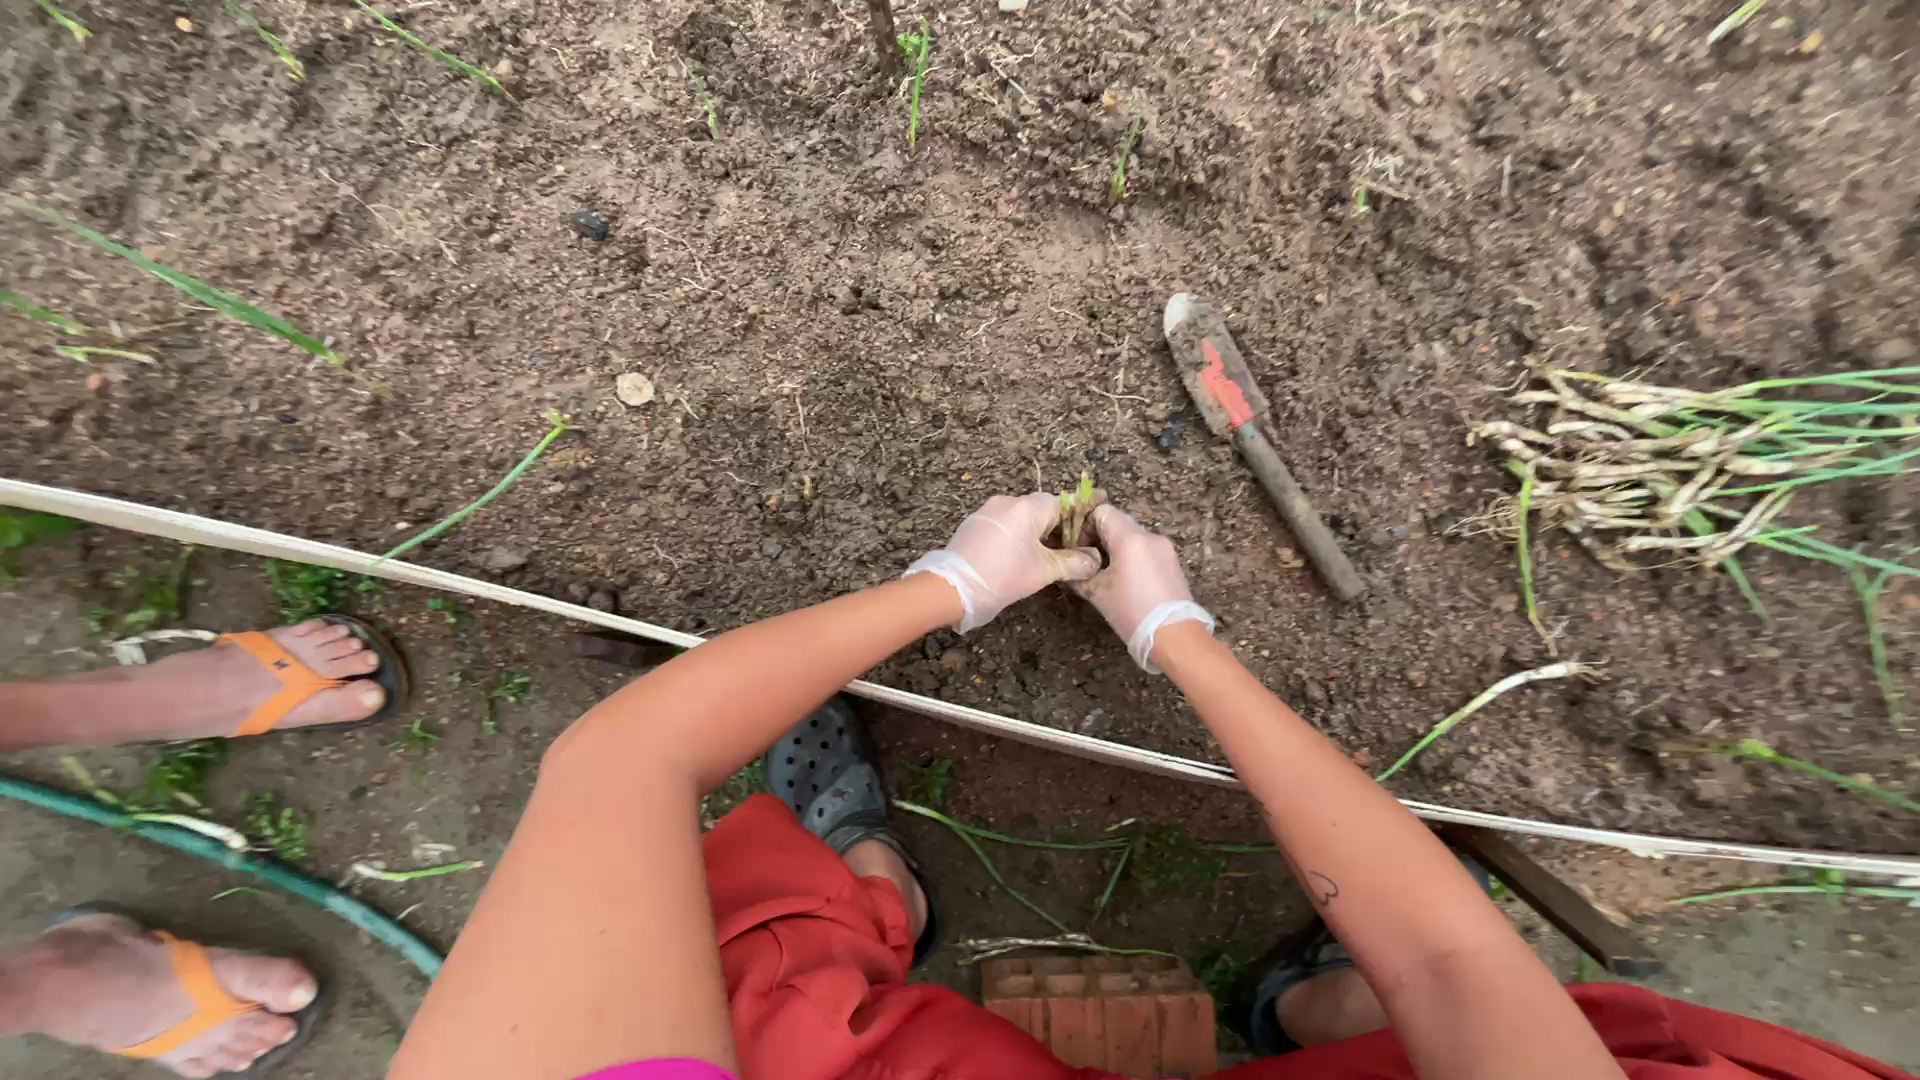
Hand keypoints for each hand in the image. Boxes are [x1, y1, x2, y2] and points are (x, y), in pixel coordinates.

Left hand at [904, 493, 1101, 631]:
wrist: (951, 588)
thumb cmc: (1001, 577)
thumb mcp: (1043, 571)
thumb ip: (1072, 562)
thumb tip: (1093, 559)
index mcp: (1027, 507)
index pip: (1063, 502)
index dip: (1082, 510)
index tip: (1099, 508)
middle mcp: (1007, 502)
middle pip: (1043, 508)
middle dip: (1061, 525)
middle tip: (1077, 544)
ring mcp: (988, 512)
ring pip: (1023, 516)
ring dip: (1040, 531)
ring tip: (1053, 554)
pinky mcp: (975, 525)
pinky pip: (1006, 523)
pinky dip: (1020, 534)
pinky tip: (1026, 554)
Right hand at [1071, 504, 1214, 671]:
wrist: (1175, 637)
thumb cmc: (1132, 612)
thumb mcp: (1097, 593)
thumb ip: (1078, 575)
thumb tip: (1067, 569)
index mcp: (1130, 538)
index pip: (1102, 512)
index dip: (1084, 525)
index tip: (1076, 547)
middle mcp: (1150, 536)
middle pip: (1118, 523)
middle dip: (1098, 538)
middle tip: (1086, 561)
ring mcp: (1165, 549)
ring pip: (1132, 537)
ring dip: (1115, 548)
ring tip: (1104, 573)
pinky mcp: (1172, 562)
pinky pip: (1146, 550)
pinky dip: (1131, 557)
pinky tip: (1124, 580)